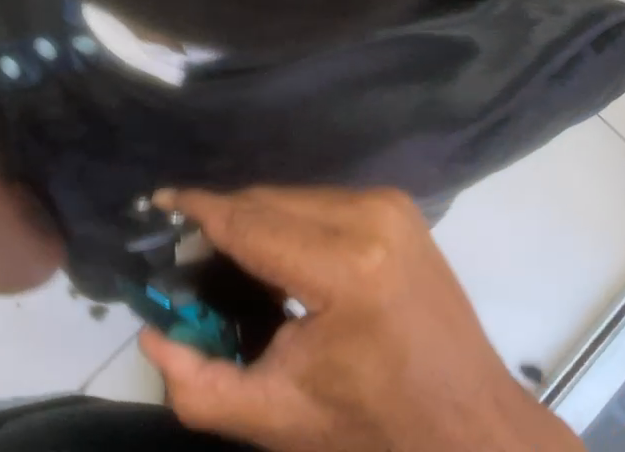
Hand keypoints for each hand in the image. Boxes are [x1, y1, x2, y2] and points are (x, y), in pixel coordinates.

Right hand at [140, 187, 584, 451]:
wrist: (474, 429)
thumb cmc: (374, 428)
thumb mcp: (277, 419)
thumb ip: (200, 387)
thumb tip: (149, 336)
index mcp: (344, 270)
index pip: (246, 222)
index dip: (195, 211)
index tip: (157, 204)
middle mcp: (368, 218)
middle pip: (264, 202)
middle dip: (221, 221)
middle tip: (190, 255)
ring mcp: (387, 206)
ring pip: (287, 196)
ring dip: (253, 220)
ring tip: (232, 260)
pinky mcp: (397, 206)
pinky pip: (316, 199)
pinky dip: (287, 220)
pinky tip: (280, 255)